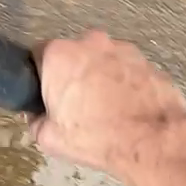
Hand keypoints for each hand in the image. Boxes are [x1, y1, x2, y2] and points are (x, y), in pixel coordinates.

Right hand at [33, 31, 185, 178]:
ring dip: (99, 80)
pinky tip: (124, 110)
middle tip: (74, 107)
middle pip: (72, 56)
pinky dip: (123, 86)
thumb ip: (36, 122)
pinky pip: (126, 71)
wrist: (149, 142)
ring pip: (101, 62)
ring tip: (103, 112)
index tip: (45, 94)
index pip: (38, 55)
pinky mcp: (146, 61)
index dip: (41, 77)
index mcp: (59, 56)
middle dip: (71, 77)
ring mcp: (122, 49)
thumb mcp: (49, 139)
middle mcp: (90, 43)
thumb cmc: (98, 137)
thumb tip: (38, 118)